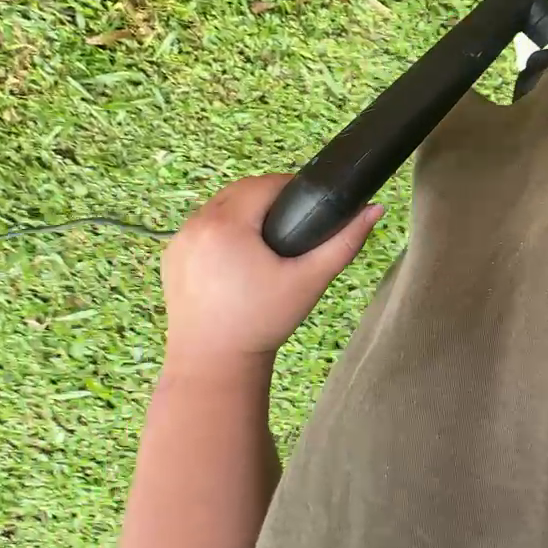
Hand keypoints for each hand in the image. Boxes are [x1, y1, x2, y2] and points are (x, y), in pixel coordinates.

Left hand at [159, 175, 383, 362]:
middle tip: (297, 221)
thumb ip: (345, 241)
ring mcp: (178, 241)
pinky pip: (203, 224)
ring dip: (246, 209)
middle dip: (270, 197)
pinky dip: (225, 226)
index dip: (293, 188)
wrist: (214, 363)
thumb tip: (376, 209)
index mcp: (226, 225)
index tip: (312, 207)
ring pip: (220, 205)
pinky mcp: (171, 256)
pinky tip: (244, 247)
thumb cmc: (264, 319)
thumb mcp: (311, 279)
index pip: (265, 184)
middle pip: (241, 190)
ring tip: (273, 234)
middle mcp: (195, 225)